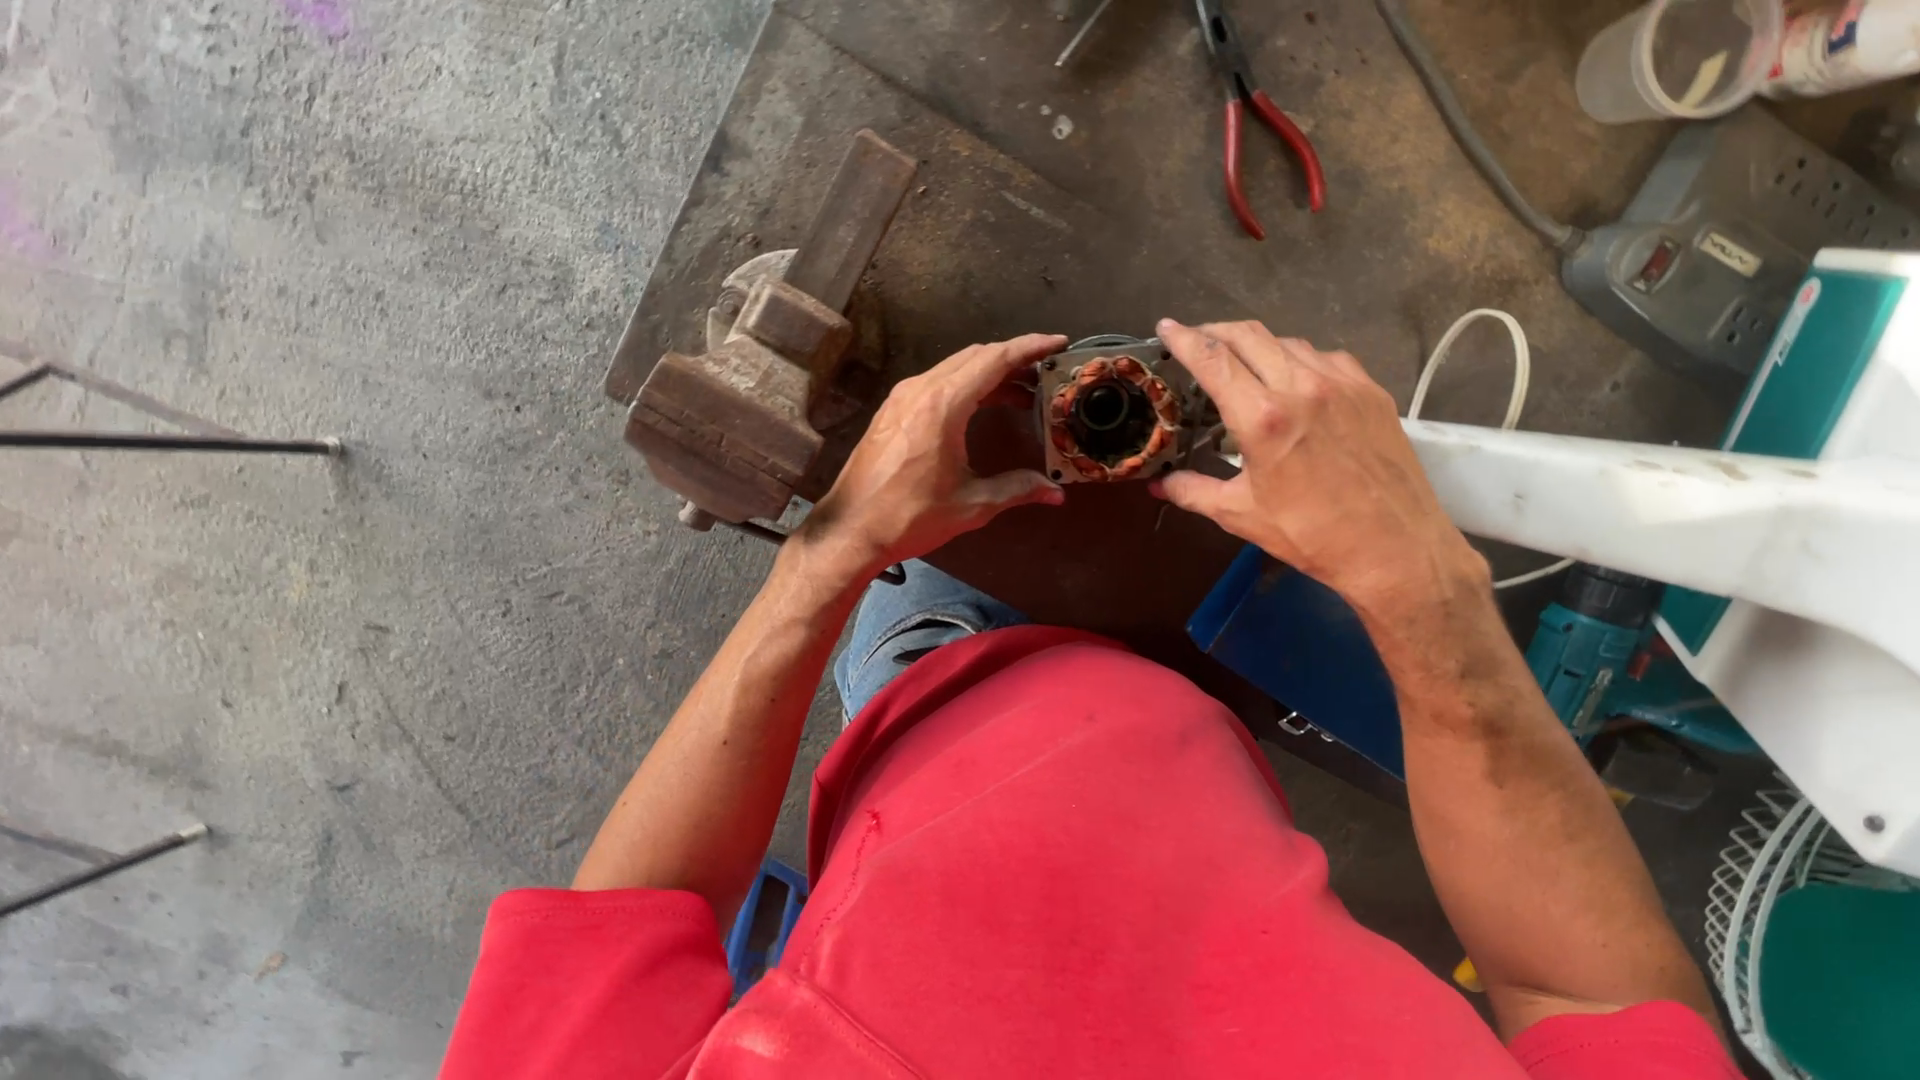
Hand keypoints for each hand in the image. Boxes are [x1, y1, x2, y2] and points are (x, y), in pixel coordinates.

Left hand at [797, 333, 1068, 577]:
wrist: (851, 531)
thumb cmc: (910, 517)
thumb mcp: (971, 504)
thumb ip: (1017, 489)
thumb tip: (1055, 493)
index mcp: (943, 404)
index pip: (994, 359)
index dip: (1030, 347)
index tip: (1058, 343)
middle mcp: (920, 389)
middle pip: (975, 357)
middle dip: (1014, 358)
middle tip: (1047, 370)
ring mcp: (902, 398)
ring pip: (954, 368)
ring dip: (989, 373)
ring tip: (1023, 391)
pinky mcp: (892, 411)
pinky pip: (937, 383)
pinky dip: (966, 385)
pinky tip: (983, 406)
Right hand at [1150, 319, 1486, 612]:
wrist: (1394, 549)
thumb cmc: (1311, 535)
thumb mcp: (1241, 515)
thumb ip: (1193, 491)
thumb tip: (1156, 485)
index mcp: (1262, 418)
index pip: (1213, 360)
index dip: (1183, 338)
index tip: (1166, 326)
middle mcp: (1302, 388)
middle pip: (1249, 336)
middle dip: (1215, 332)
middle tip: (1197, 340)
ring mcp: (1343, 385)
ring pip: (1288, 343)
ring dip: (1258, 346)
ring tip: (1245, 365)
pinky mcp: (1371, 392)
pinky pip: (1327, 358)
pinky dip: (1300, 360)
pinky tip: (1295, 381)